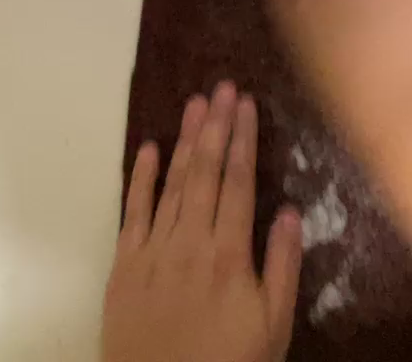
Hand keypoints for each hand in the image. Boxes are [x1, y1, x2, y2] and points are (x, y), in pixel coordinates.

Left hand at [103, 82, 303, 361]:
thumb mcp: (273, 327)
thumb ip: (282, 266)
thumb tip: (289, 209)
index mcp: (229, 254)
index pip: (238, 181)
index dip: (243, 138)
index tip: (246, 102)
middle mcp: (191, 242)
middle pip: (205, 171)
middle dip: (216, 125)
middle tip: (222, 85)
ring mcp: (153, 252)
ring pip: (172, 183)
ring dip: (185, 139)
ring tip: (195, 102)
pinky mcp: (123, 267)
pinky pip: (132, 214)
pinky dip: (140, 179)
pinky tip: (148, 148)